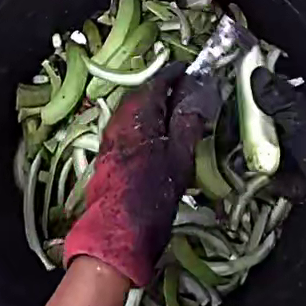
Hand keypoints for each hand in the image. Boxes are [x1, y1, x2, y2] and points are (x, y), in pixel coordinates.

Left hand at [63, 66, 220, 286]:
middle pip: (142, 94)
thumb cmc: (152, 196)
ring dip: (154, 106)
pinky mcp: (108, 154)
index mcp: (137, 115)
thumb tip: (197, 96)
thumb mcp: (180, 157)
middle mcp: (118, 120)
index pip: (157, 82)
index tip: (189, 70)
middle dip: (164, 89)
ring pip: (134, 111)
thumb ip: (188, 123)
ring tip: (176, 111)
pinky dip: (145, 122)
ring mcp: (109, 138)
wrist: (117, 236)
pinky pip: (129, 126)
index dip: (174, 74)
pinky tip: (158, 134)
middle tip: (186, 89)